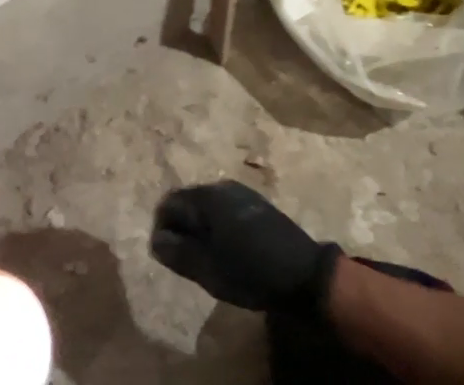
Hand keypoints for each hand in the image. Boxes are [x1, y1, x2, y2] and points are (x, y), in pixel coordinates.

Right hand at [150, 181, 341, 312]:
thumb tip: (157, 241)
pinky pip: (225, 210)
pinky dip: (218, 227)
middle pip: (188, 201)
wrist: (306, 276)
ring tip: (206, 257)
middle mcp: (222, 186)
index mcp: (206, 197)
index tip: (167, 256)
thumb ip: (177, 253)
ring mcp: (243, 193)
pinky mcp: (258, 205)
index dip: (162, 229)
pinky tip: (228, 249)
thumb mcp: (207, 270)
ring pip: (207, 207)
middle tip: (185, 258)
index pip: (168, 204)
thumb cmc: (251, 272)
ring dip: (201, 228)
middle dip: (181, 227)